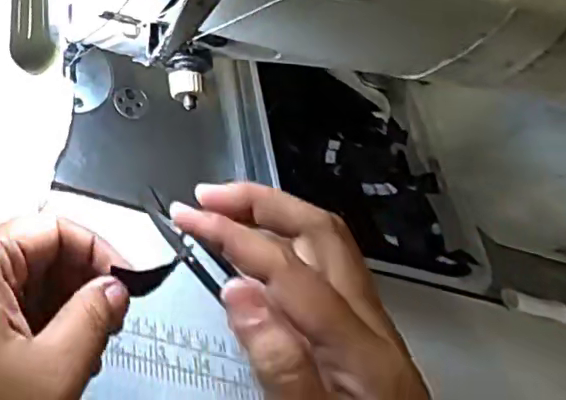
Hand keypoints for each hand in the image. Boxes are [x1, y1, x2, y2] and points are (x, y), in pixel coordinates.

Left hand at [0, 214, 131, 399]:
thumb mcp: (48, 371)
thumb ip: (92, 319)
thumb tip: (118, 287)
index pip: (58, 228)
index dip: (99, 252)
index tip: (130, 287)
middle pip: (48, 253)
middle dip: (84, 286)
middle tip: (112, 326)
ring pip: (37, 283)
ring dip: (70, 312)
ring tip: (88, 352)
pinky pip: (19, 309)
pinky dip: (48, 329)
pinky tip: (64, 360)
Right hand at [174, 183, 428, 399]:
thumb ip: (282, 368)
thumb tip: (237, 294)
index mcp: (363, 350)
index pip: (288, 266)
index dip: (234, 234)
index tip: (189, 219)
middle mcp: (373, 323)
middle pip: (317, 230)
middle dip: (257, 201)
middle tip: (207, 197)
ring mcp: (376, 326)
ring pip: (327, 238)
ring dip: (274, 212)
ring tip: (228, 209)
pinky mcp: (371, 336)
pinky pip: (329, 261)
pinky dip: (289, 237)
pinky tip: (263, 253)